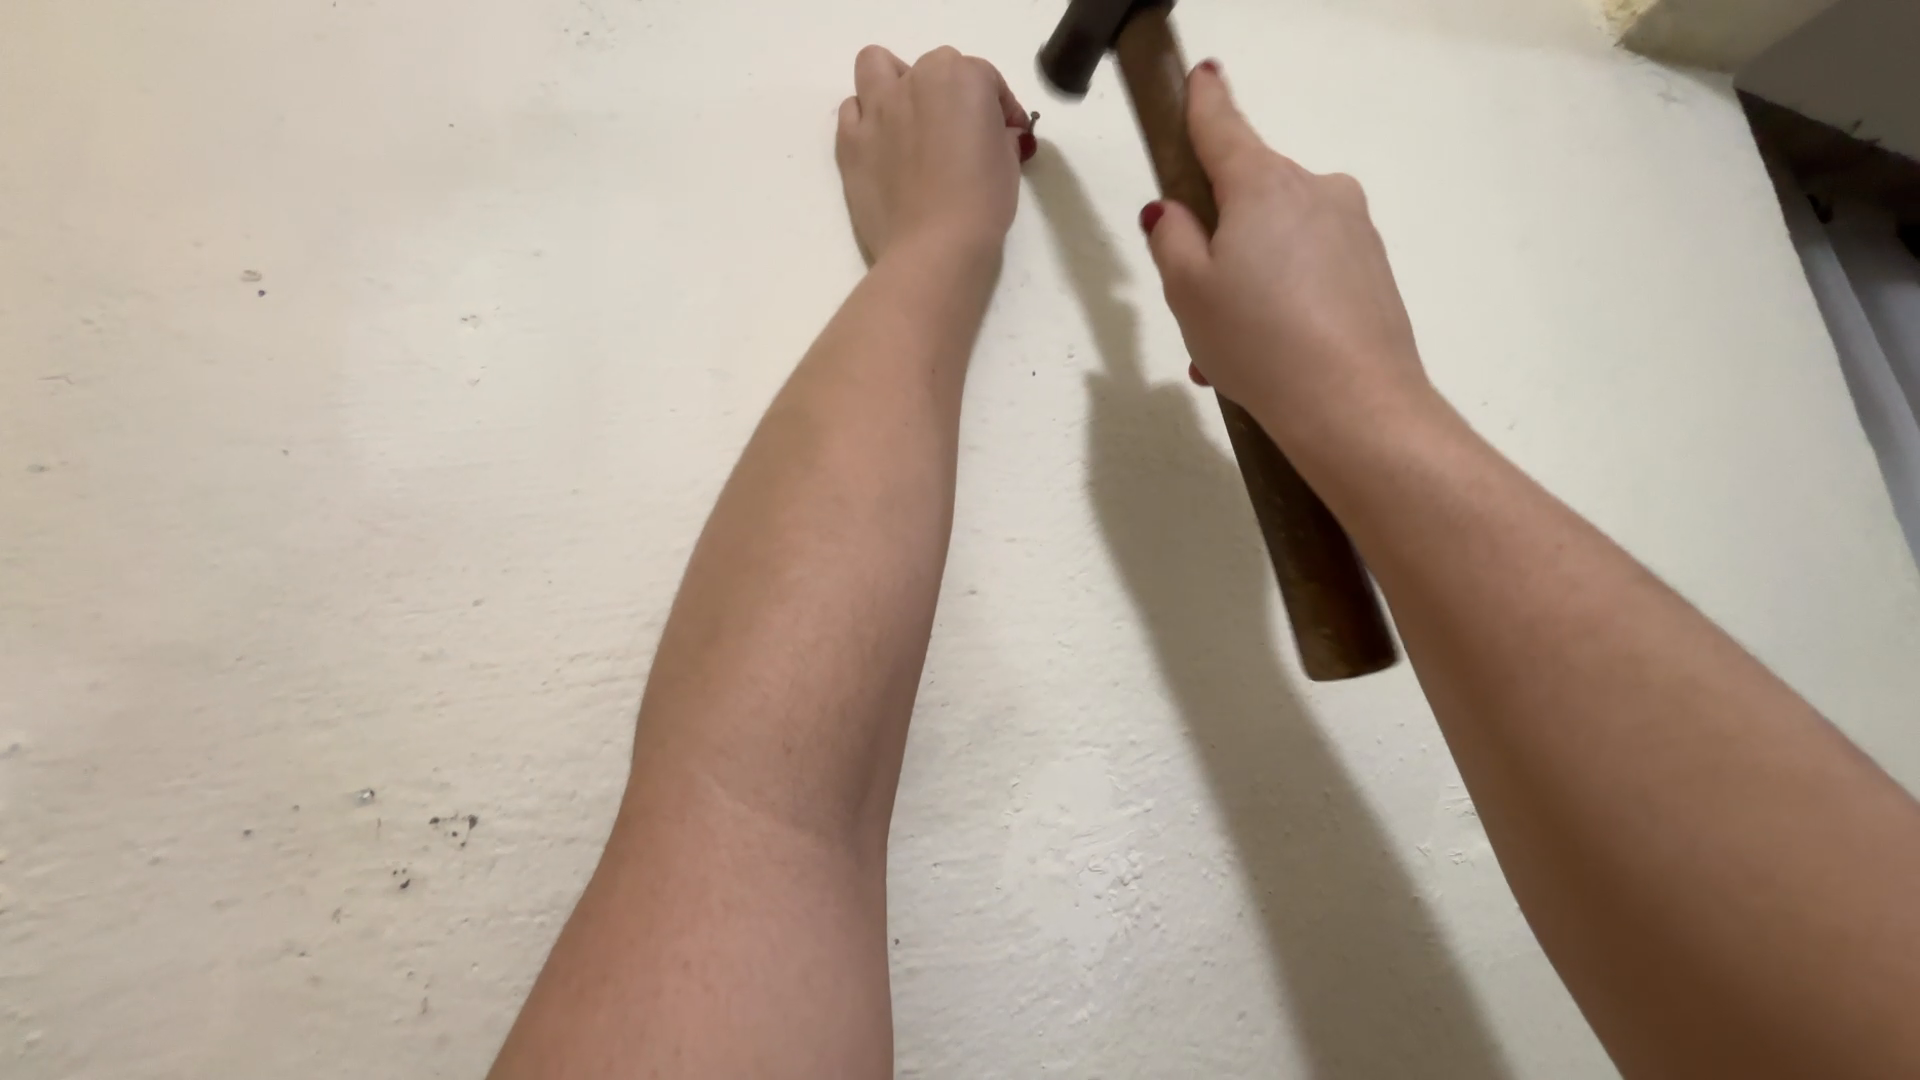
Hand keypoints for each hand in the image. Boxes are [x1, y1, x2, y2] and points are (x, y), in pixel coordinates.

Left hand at [836, 46, 1033, 263]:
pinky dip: (865, 121)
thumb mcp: (1009, 166)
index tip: (1008, 135)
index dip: (1000, 108)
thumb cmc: (981, 206)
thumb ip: (1000, 137)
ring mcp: (877, 109)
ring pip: (877, 67)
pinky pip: (851, 112)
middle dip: (950, 96)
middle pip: (934, 70)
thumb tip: (998, 135)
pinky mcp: (850, 142)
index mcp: (962, 78)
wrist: (934, 250)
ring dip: (893, 83)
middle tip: (958, 136)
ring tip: (906, 120)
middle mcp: (916, 80)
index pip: (987, 79)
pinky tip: (881, 147)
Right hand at [1142, 62, 1435, 455]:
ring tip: (1229, 351)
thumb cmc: (1256, 340)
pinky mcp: (1372, 266)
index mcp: (1262, 185)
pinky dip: (1282, 302)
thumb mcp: (1187, 292)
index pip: (1223, 127)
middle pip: (1251, 196)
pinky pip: (1310, 271)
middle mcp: (1315, 189)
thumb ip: (1171, 239)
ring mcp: (1352, 227)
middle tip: (1197, 307)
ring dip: (1247, 283)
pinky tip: (1268, 355)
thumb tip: (1173, 210)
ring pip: (1279, 242)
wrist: (1353, 401)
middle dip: (1218, 240)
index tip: (1201, 75)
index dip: (1204, 102)